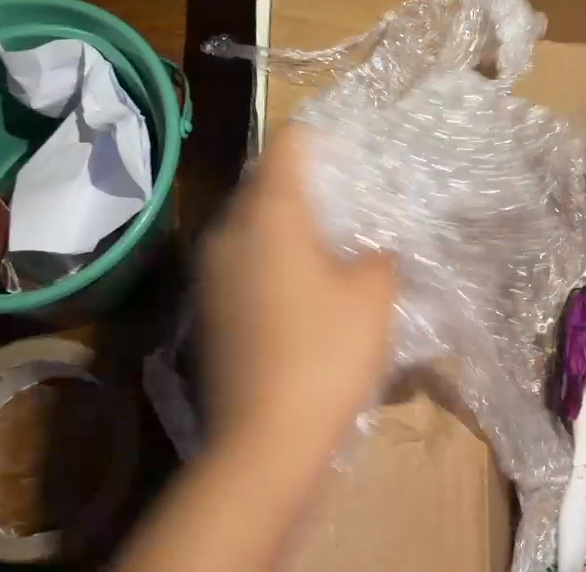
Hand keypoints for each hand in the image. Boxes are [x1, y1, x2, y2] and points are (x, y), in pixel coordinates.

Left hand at [199, 126, 397, 466]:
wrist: (262, 446)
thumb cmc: (324, 354)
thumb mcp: (374, 294)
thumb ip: (378, 251)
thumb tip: (367, 248)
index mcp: (269, 212)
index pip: (288, 142)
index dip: (322, 140)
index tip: (354, 161)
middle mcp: (229, 230)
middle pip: (267, 182)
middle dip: (308, 188)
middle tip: (352, 209)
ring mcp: (210, 272)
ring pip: (253, 225)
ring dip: (289, 228)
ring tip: (332, 253)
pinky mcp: (206, 309)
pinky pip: (243, 262)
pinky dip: (272, 262)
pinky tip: (304, 295)